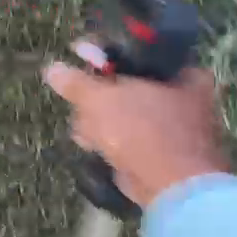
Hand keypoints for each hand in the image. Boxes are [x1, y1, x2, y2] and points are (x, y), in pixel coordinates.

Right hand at [43, 56, 228, 208]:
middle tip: (80, 104)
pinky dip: (109, 139)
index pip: (135, 51)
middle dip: (94, 96)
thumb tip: (52, 68)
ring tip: (87, 134)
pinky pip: (126, 135)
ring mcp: (174, 124)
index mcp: (182, 72)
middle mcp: (184, 95)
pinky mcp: (163, 150)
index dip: (102, 53)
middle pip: (123, 83)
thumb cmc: (141, 129)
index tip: (76, 56)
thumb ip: (75, 81)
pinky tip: (95, 146)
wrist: (172, 185)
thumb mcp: (99, 98)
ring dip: (96, 121)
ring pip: (120, 111)